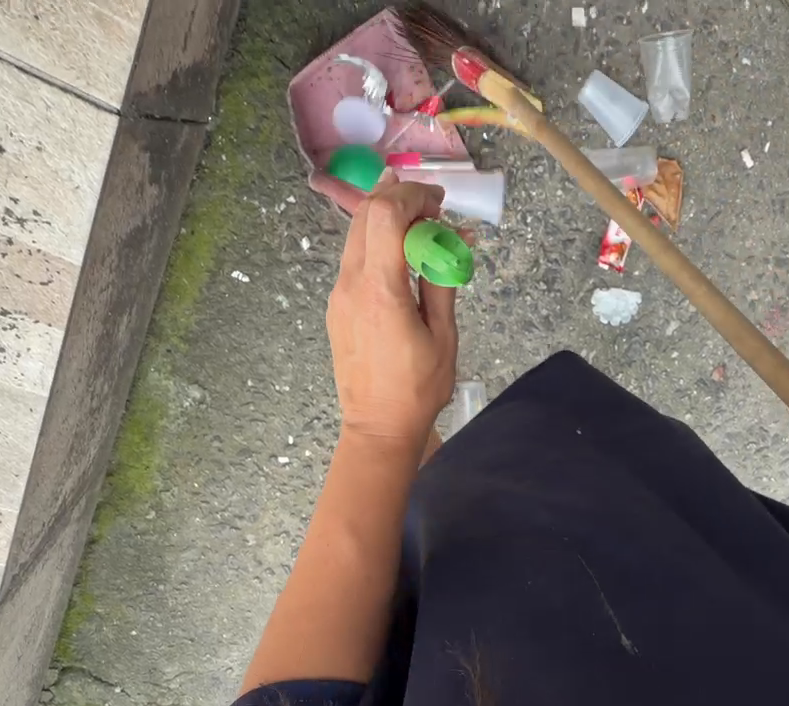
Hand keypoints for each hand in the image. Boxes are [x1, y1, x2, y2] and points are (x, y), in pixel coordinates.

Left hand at [326, 179, 458, 444]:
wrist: (377, 427)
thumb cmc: (417, 389)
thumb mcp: (443, 337)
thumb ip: (442, 283)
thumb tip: (451, 243)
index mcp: (381, 291)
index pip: (385, 214)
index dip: (413, 196)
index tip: (440, 203)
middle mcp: (351, 285)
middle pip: (366, 214)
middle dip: (399, 199)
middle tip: (432, 210)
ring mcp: (338, 295)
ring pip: (356, 234)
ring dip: (387, 220)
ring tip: (421, 227)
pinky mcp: (337, 307)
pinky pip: (354, 260)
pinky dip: (378, 245)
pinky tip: (402, 258)